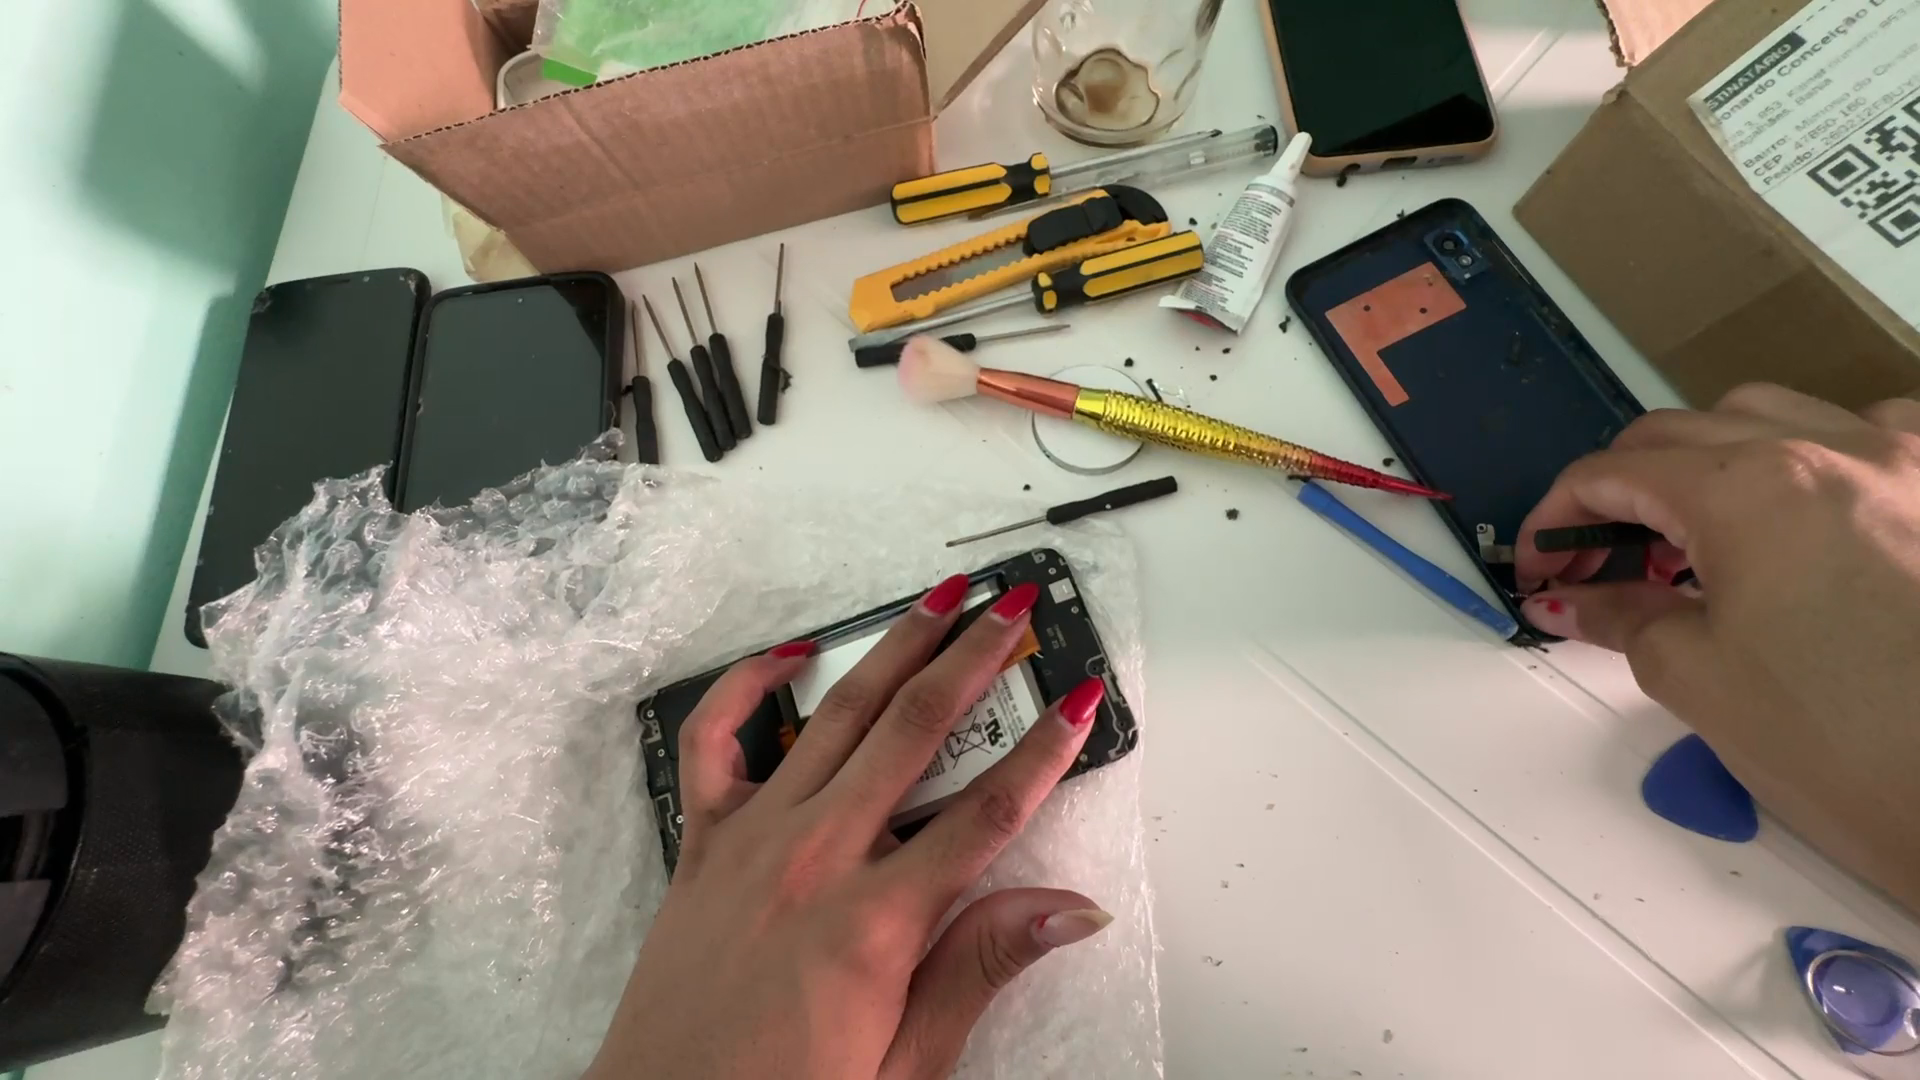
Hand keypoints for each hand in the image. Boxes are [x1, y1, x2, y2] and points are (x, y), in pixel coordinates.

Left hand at [586, 575, 1111, 1079]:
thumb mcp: (905, 1064)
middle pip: (916, 729)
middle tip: (1009, 608)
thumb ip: (981, 967)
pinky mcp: (706, 834)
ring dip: (895, 647)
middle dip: (973, 658)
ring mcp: (755, 834)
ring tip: (937, 600)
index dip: (1043, 751)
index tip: (1078, 700)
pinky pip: (717, 736)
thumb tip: (1070, 910)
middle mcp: (816, 856)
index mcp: (874, 922)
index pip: (988, 813)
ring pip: (840, 713)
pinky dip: (748, 683)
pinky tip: (792, 654)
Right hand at [1515, 384, 1919, 911]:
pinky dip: (1818, 452)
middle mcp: (1835, 449)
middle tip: (1597, 561)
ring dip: (1705, 459)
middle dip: (1612, 492)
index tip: (1539, 572)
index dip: (1552, 521)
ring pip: (1771, 413)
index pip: (1607, 474)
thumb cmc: (1843, 740)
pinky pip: (1881, 427)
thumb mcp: (1690, 675)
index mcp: (1749, 491)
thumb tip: (1562, 597)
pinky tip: (1813, 508)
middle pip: (1674, 432)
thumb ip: (1615, 613)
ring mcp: (1918, 461)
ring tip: (1698, 529)